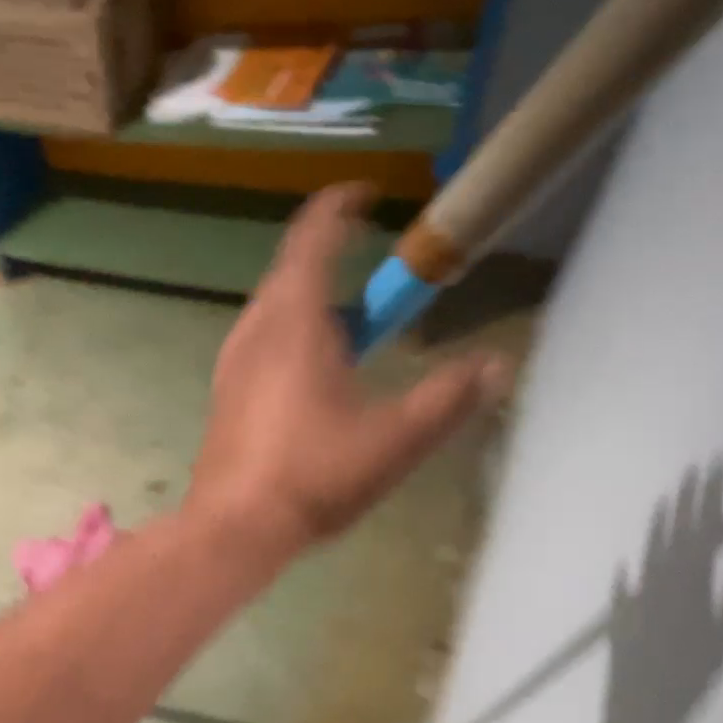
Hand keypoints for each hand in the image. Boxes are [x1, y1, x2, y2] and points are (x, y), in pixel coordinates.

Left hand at [188, 183, 509, 555]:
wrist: (232, 528)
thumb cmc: (312, 477)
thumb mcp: (394, 440)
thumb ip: (448, 398)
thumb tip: (497, 364)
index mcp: (292, 323)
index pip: (311, 238)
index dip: (338, 206)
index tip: (369, 194)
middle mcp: (254, 331)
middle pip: (292, 272)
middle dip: (335, 260)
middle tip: (381, 280)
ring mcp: (232, 364)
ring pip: (274, 311)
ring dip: (314, 304)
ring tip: (356, 331)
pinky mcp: (225, 394)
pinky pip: (262, 343)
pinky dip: (294, 335)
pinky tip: (318, 376)